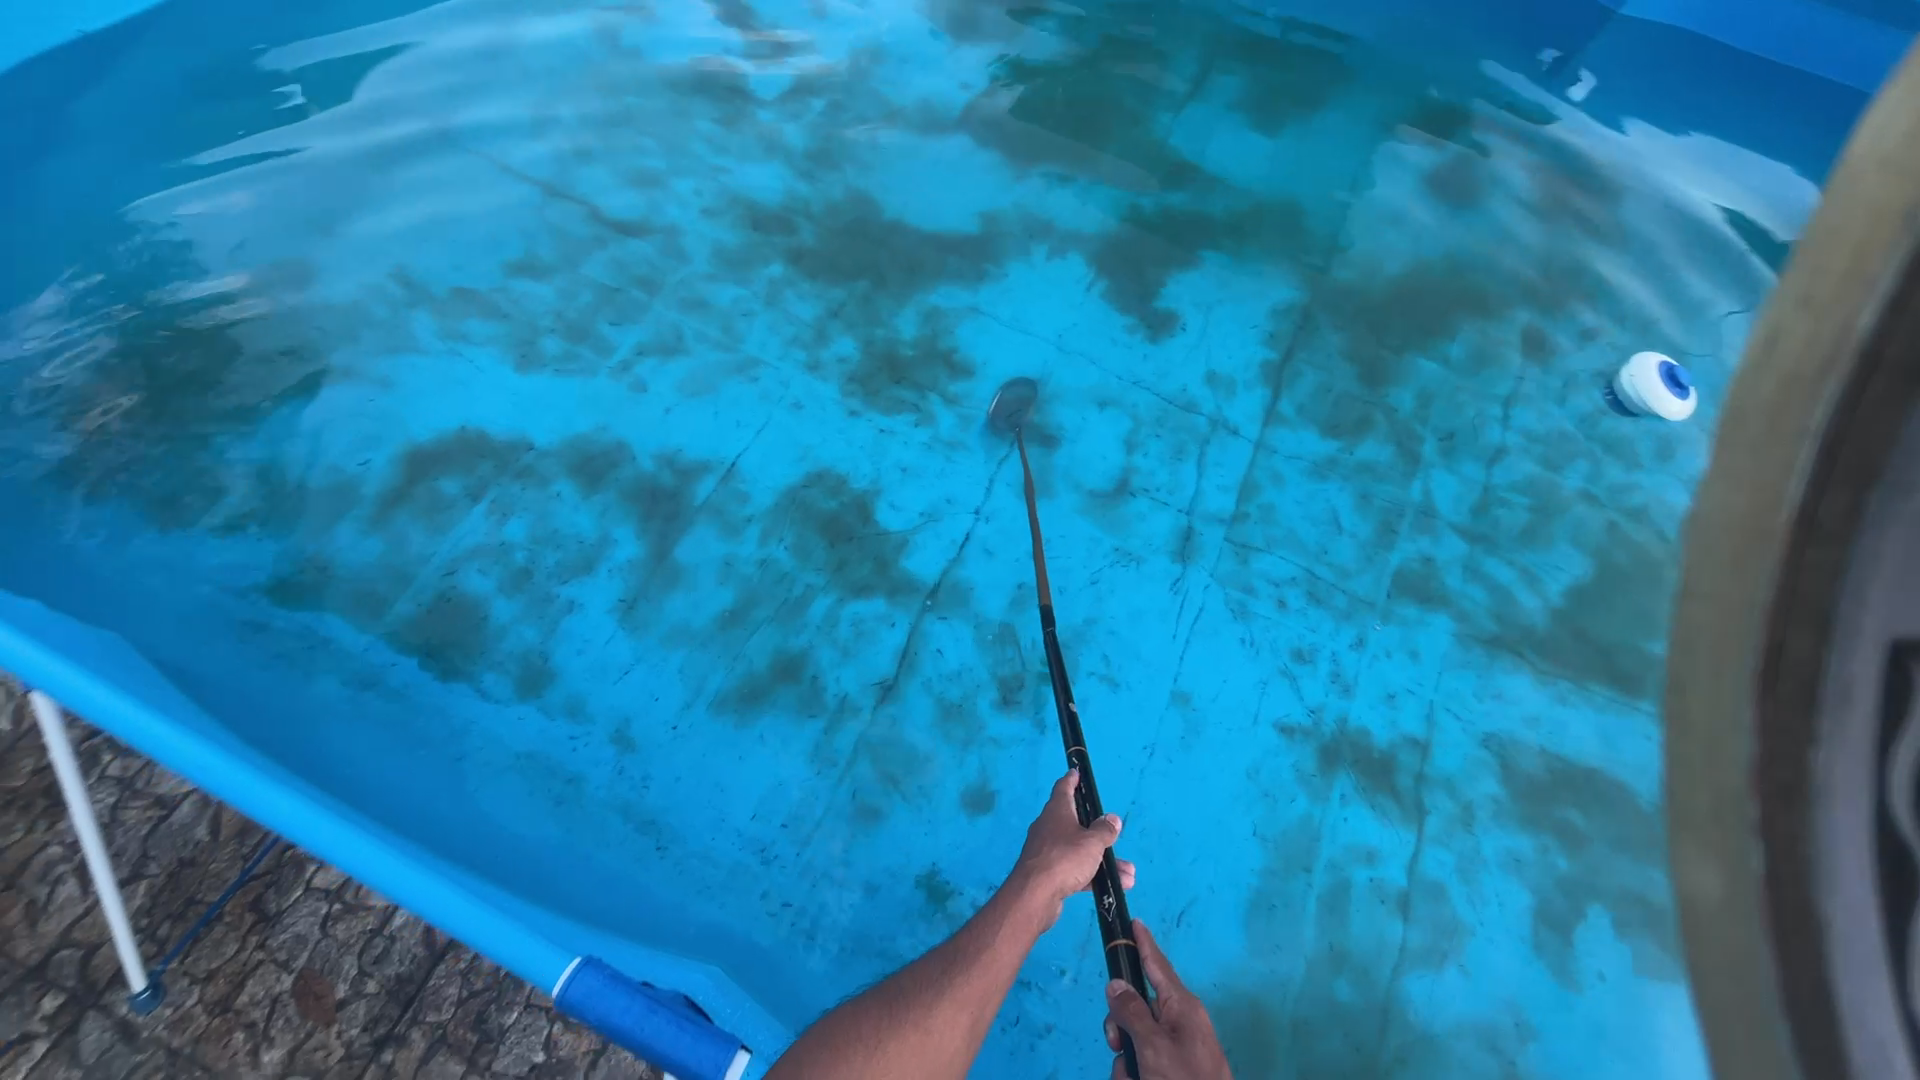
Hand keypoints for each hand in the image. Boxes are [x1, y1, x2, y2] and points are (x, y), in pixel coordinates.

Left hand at [1006, 769, 1135, 927]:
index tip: (1077, 772)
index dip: (1072, 779)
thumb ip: (1104, 830)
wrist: (1035, 895)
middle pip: (1075, 822)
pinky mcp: (1049, 873)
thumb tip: (1112, 818)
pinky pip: (1075, 869)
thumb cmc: (1065, 858)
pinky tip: (1113, 887)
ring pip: (1079, 850)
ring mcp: (1048, 850)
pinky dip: (1092, 875)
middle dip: (1099, 832)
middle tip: (1115, 835)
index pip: (1063, 788)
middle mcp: (1050, 827)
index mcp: (1057, 811)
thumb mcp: (1091, 842)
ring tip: (1128, 874)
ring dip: (1103, 860)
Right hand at [1105, 921, 1233, 1079]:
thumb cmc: (1185, 1079)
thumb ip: (1131, 1012)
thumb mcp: (1153, 1046)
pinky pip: (1142, 1061)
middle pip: (1136, 1007)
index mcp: (1181, 1006)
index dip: (1143, 943)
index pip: (1157, 965)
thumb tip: (1116, 982)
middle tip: (1115, 1044)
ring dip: (1127, 1061)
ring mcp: (1176, 1048)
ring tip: (1135, 1079)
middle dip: (1120, 1026)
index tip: (1134, 921)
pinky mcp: (1172, 1069)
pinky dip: (1135, 1075)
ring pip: (1134, 1039)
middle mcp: (1179, 1022)